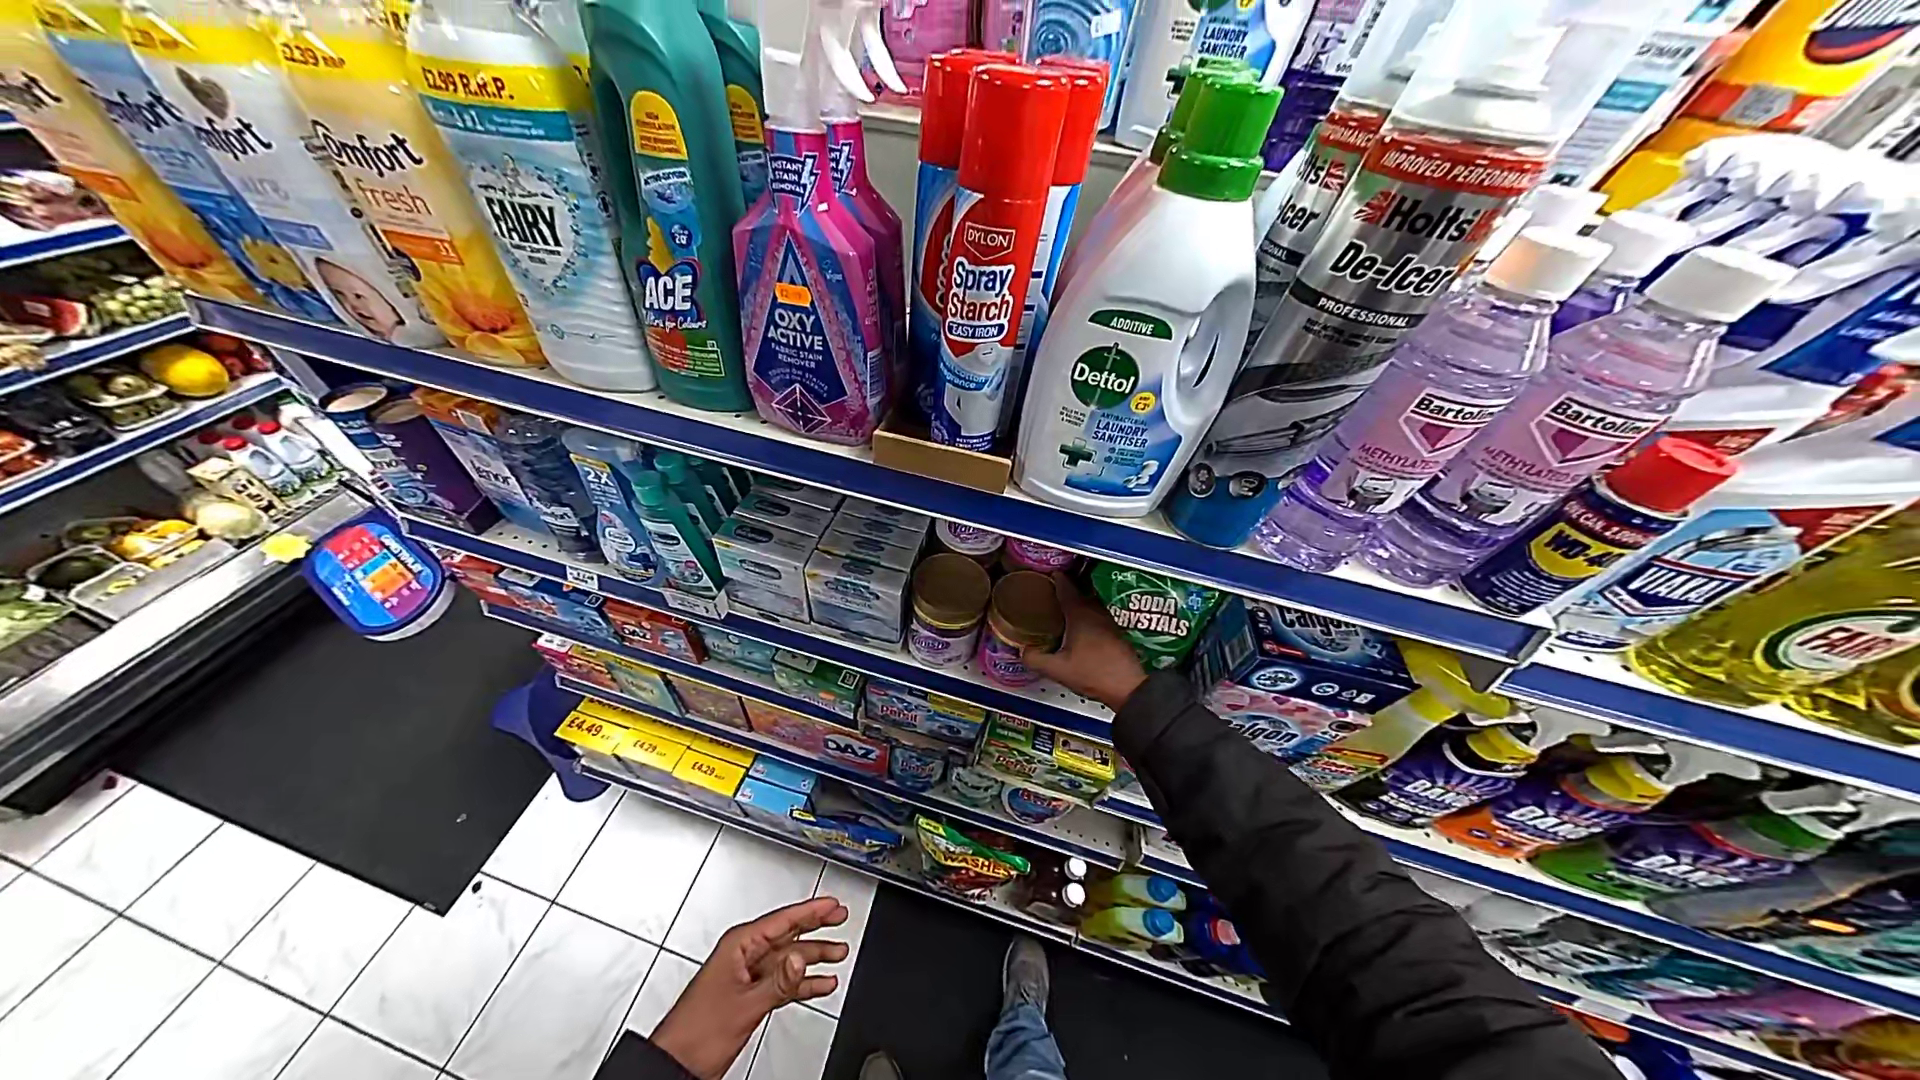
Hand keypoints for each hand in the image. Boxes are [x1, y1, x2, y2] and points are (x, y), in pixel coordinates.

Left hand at [651, 897, 849, 1079]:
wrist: (675, 1066)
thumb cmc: (695, 1032)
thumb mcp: (744, 1004)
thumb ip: (778, 980)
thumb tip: (803, 958)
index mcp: (739, 946)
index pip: (783, 920)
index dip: (811, 911)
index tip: (832, 904)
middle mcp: (745, 956)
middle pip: (789, 935)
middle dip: (816, 927)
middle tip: (840, 917)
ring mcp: (748, 976)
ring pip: (789, 959)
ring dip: (814, 957)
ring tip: (838, 953)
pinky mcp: (751, 996)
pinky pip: (784, 982)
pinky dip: (803, 983)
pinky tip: (821, 983)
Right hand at [1021, 571, 1147, 711]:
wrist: (1129, 688)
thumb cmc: (1095, 674)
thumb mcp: (1057, 669)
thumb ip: (1035, 659)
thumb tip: (1024, 652)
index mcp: (1080, 615)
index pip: (1066, 589)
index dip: (1057, 580)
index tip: (1051, 574)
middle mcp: (1096, 614)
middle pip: (1080, 594)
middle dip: (1067, 590)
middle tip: (1054, 591)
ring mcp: (1109, 623)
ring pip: (1091, 605)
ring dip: (1079, 603)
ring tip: (1066, 609)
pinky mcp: (1117, 634)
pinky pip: (1099, 617)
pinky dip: (1088, 616)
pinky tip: (1082, 629)